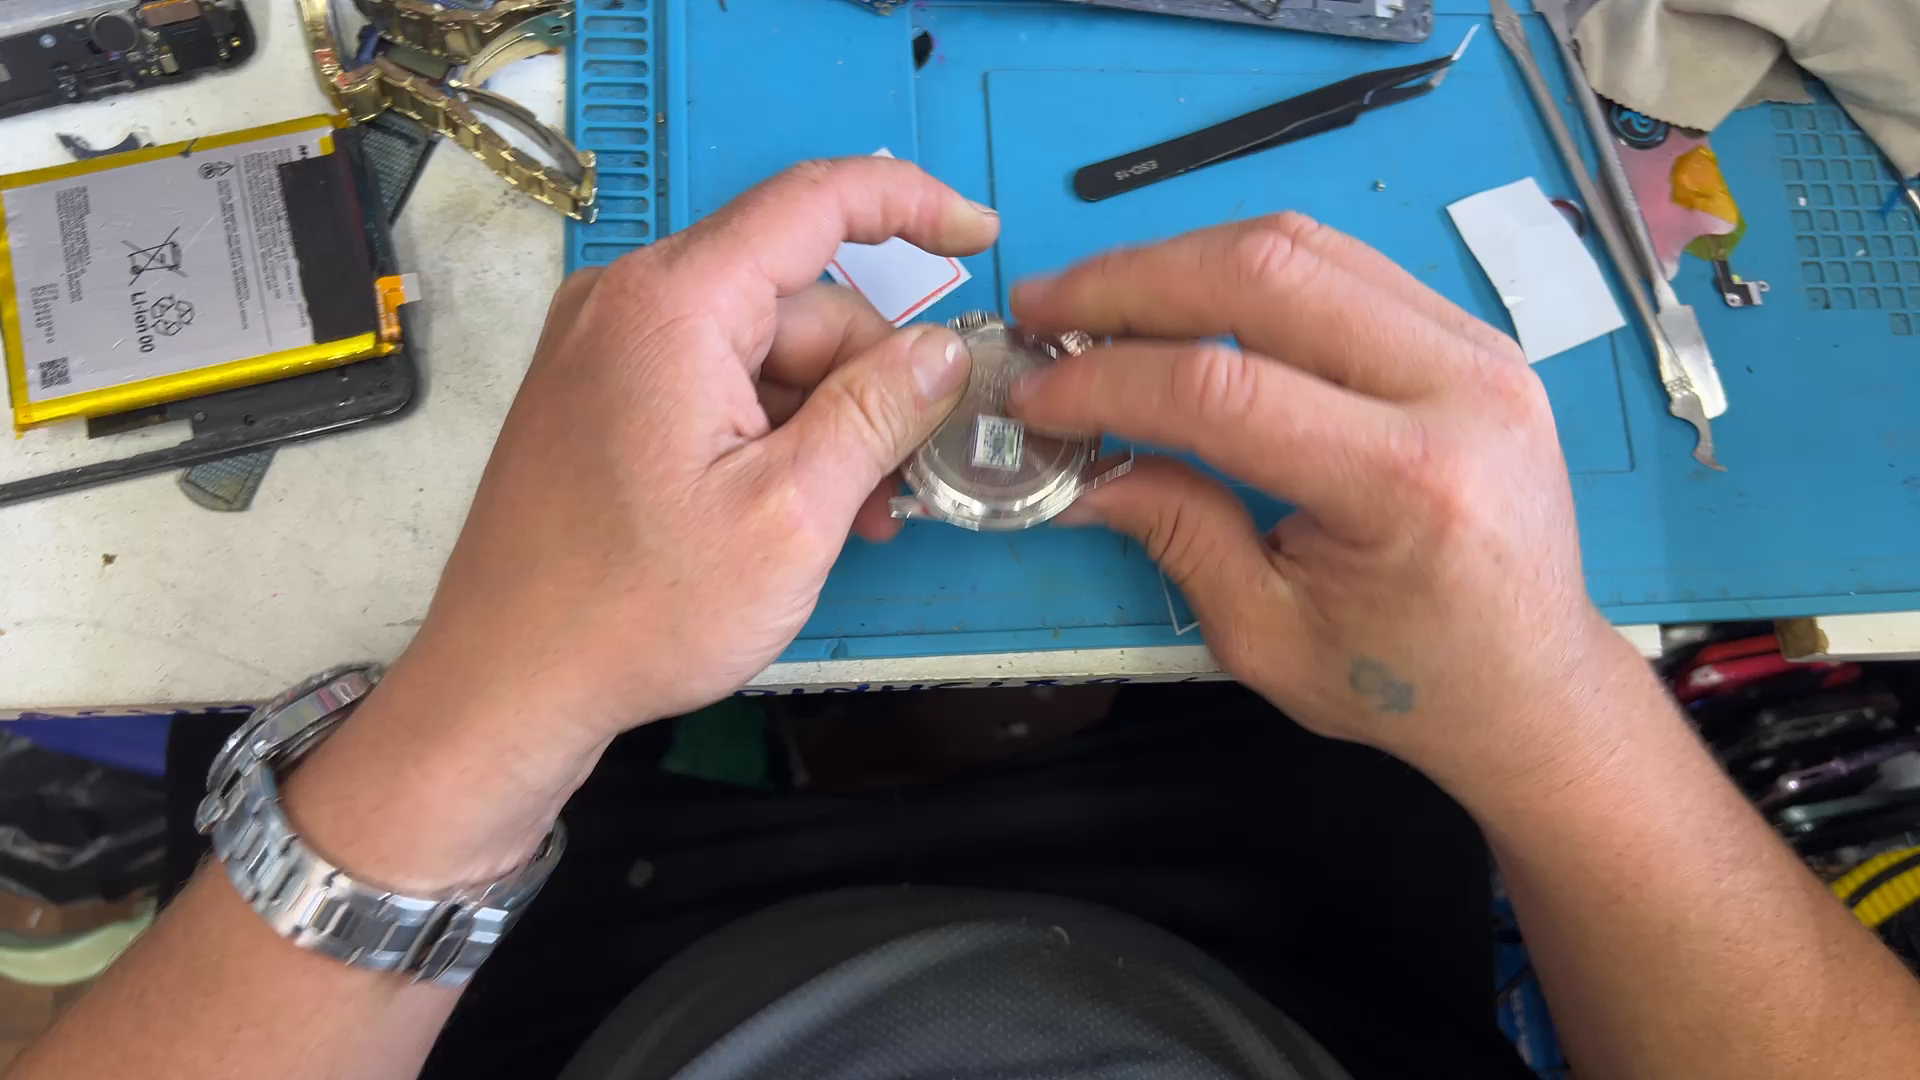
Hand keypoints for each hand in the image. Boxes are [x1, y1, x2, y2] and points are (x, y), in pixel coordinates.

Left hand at [398, 158, 996, 741]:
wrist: (511, 686)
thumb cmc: (644, 607)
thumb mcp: (792, 512)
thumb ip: (877, 414)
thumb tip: (943, 350)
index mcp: (676, 305)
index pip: (812, 204)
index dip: (910, 205)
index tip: (979, 233)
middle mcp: (638, 307)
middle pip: (804, 308)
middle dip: (875, 383)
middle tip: (914, 473)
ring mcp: (623, 357)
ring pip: (775, 359)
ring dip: (837, 425)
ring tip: (868, 511)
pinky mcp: (621, 405)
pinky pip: (732, 394)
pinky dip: (787, 439)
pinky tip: (816, 506)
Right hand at [1009, 213, 1635, 786]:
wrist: (1531, 681)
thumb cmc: (1397, 680)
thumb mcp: (1262, 634)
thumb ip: (1174, 533)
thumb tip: (1080, 474)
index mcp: (1407, 484)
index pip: (1222, 390)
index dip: (1106, 381)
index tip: (1032, 392)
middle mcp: (1456, 385)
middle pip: (1262, 276)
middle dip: (1125, 283)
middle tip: (1039, 305)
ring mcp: (1474, 342)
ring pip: (1296, 246)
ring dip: (1172, 261)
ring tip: (1091, 296)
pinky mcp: (1464, 332)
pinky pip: (1331, 262)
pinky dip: (1232, 267)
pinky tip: (1175, 297)